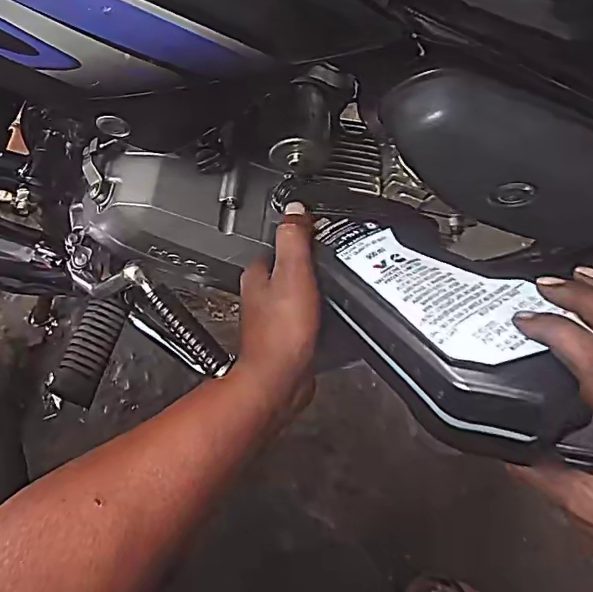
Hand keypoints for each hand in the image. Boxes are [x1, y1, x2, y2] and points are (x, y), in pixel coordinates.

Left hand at [232, 202, 321, 393]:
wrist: (281, 380)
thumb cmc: (281, 333)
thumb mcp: (293, 273)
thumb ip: (294, 239)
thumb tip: (295, 211)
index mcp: (258, 275)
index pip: (276, 244)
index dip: (298, 235)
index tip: (317, 229)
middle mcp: (261, 296)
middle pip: (287, 268)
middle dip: (308, 263)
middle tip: (330, 258)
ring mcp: (274, 318)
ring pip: (296, 293)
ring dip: (314, 289)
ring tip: (334, 285)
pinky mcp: (288, 337)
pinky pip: (306, 317)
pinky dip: (318, 313)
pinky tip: (330, 316)